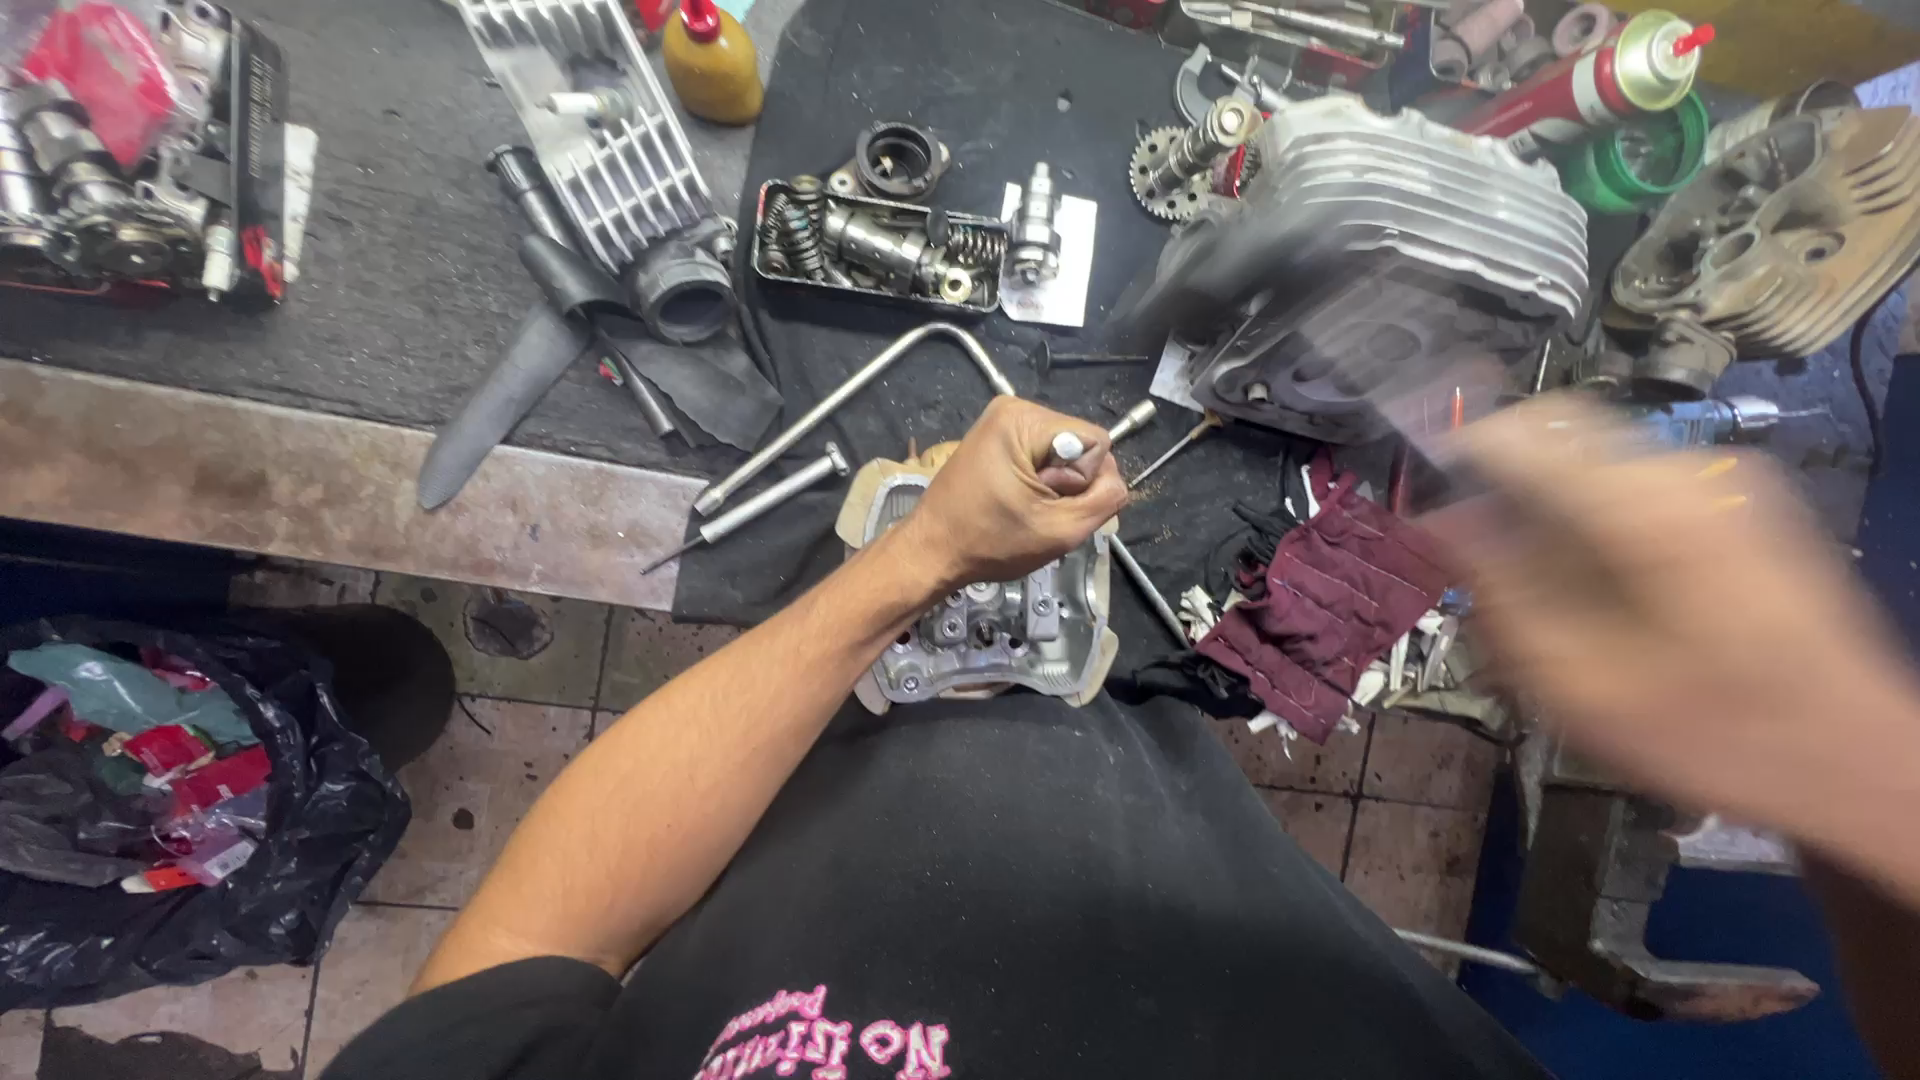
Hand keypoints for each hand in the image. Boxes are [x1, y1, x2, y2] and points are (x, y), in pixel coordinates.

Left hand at [893, 396, 1128, 589]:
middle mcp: (1014, 408)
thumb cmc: (990, 543)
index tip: (1047, 503)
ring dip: (1055, 486)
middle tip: (1034, 510)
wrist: (933, 551)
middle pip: (1080, 444)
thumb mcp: (1061, 530)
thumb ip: (1106, 500)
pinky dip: (1040, 482)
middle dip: (1069, 484)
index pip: (1097, 443)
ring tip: (1023, 508)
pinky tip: (1016, 502)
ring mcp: (1002, 421)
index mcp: (1024, 419)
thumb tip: (1116, 481)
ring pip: (1064, 453)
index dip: (1083, 482)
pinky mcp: (996, 437)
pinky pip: (1043, 456)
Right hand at [1433, 396, 1919, 900]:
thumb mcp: (1567, 673)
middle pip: (1550, 439)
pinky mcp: (1731, 506)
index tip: (1415, 489)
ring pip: (1580, 464)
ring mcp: (1718, 487)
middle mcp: (1685, 477)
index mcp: (1643, 512)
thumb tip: (1435, 515)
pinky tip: (1585, 591)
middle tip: (1471, 559)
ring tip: (1530, 593)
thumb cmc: (1703, 732)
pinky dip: (1578, 522)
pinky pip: (1619, 487)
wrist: (1855, 766)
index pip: (1520, 429)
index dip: (1451, 447)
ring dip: (1534, 513)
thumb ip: (1493, 582)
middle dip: (1494, 488)